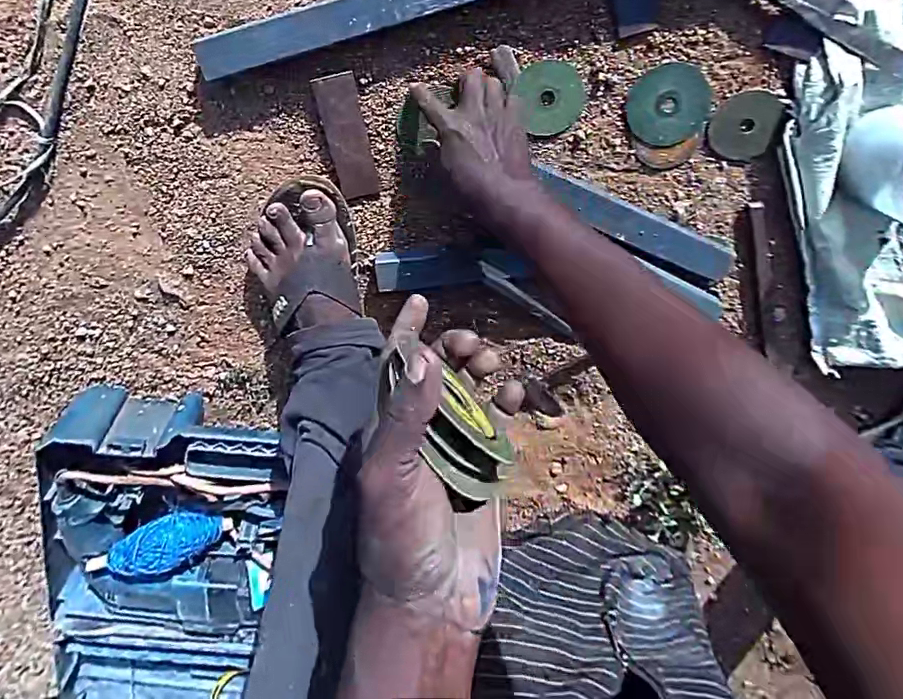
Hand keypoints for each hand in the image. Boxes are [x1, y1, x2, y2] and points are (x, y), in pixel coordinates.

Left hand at [355, 295, 525, 630]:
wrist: (435, 602)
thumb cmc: (399, 537)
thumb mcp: (392, 473)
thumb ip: (407, 414)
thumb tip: (424, 356)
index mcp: (388, 428)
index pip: (395, 368)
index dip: (406, 332)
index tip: (420, 300)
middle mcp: (421, 429)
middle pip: (438, 372)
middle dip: (453, 348)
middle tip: (472, 343)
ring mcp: (454, 446)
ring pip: (470, 391)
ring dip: (480, 370)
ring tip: (491, 363)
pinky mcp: (485, 464)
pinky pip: (499, 422)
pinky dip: (508, 402)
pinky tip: (514, 394)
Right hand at [411, 47, 538, 228]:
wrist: (505, 192)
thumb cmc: (470, 188)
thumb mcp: (445, 169)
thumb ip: (440, 149)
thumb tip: (435, 143)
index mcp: (451, 127)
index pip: (429, 103)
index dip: (420, 93)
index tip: (415, 87)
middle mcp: (474, 113)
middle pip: (471, 77)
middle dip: (466, 79)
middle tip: (464, 89)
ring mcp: (497, 114)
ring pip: (494, 82)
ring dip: (488, 85)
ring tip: (486, 95)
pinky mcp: (516, 120)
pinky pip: (514, 97)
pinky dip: (508, 99)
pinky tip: (506, 106)